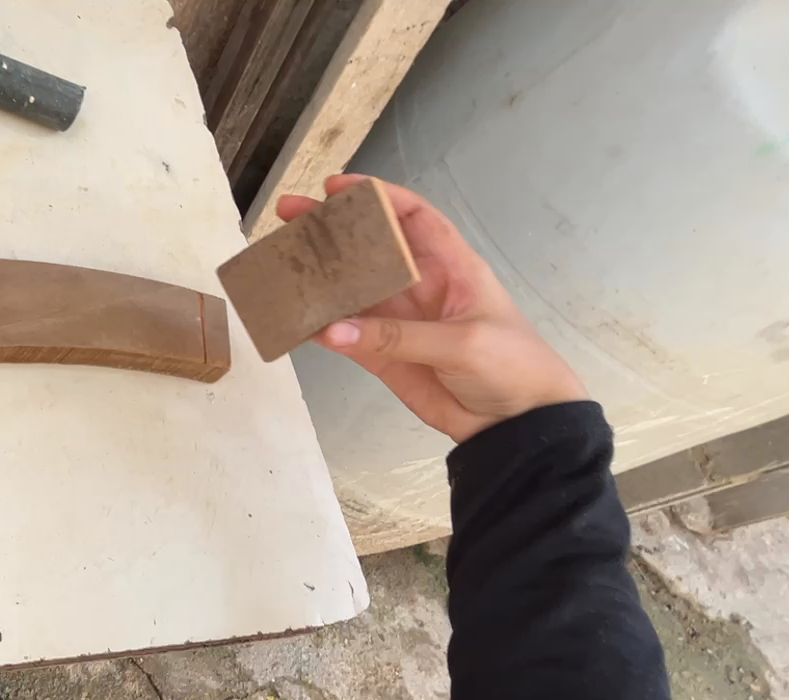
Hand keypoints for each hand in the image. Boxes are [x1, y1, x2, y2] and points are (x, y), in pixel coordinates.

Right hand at [276, 175, 588, 441]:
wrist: (512, 421)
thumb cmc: (510, 366)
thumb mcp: (462, 343)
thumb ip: (396, 337)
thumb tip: (331, 330)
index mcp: (451, 268)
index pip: (412, 218)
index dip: (376, 198)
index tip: (335, 188)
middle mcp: (417, 287)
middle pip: (367, 250)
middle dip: (329, 231)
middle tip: (288, 216)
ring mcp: (394, 322)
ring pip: (346, 290)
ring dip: (313, 277)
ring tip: (277, 262)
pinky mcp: (377, 354)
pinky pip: (339, 335)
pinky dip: (313, 327)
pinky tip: (288, 317)